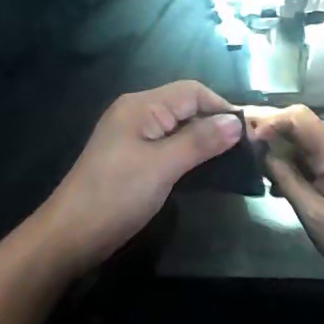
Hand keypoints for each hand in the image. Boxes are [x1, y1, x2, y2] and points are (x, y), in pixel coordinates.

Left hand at [30, 81, 244, 271]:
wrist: (72, 232)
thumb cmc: (116, 194)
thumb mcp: (162, 166)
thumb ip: (199, 141)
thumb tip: (235, 121)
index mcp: (140, 105)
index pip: (191, 91)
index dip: (221, 106)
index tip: (251, 134)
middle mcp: (136, 113)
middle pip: (185, 106)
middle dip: (215, 123)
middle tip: (248, 151)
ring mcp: (132, 136)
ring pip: (177, 127)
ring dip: (204, 140)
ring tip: (234, 162)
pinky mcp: (132, 158)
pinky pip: (167, 145)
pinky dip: (188, 153)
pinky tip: (206, 170)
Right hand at [249, 105, 323, 298]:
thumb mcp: (312, 214)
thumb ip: (285, 177)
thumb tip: (261, 150)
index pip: (299, 117)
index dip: (270, 120)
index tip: (249, 138)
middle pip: (304, 127)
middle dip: (273, 132)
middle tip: (244, 144)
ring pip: (311, 143)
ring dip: (285, 150)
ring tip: (259, 168)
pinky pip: (322, 158)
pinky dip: (301, 164)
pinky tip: (285, 183)